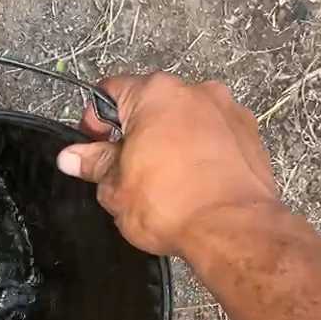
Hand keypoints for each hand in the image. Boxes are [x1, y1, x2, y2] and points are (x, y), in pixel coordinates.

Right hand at [56, 72, 284, 256]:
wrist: (231, 227)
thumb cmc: (173, 204)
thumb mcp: (114, 188)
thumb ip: (94, 164)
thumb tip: (73, 156)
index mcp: (154, 95)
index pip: (110, 92)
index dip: (94, 121)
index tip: (92, 148)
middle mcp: (193, 92)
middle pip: (149, 104)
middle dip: (132, 132)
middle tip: (121, 169)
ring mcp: (225, 109)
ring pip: (182, 119)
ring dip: (166, 141)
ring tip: (159, 180)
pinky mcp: (248, 132)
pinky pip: (211, 134)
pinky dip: (197, 151)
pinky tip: (188, 182)